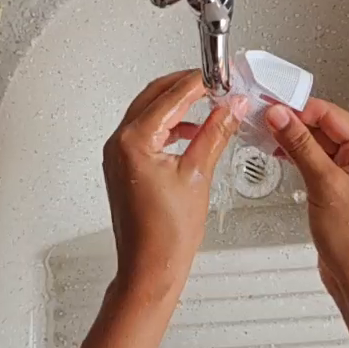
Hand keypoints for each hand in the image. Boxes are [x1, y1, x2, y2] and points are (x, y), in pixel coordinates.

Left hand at [102, 71, 240, 303]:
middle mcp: (119, 143)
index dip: (200, 83)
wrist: (149, 269)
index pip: (171, 96)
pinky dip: (169, 125)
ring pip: (149, 112)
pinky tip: (192, 131)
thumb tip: (230, 108)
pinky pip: (146, 132)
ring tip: (209, 104)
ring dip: (178, 105)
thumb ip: (216, 133)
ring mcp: (118, 155)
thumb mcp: (199, 174)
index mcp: (134, 141)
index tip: (221, 78)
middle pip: (155, 96)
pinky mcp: (124, 166)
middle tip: (216, 85)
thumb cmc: (165, 235)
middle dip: (187, 87)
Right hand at [265, 99, 348, 301]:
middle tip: (265, 120)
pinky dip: (300, 157)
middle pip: (326, 128)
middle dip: (294, 123)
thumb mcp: (324, 184)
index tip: (273, 108)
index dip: (300, 110)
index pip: (332, 115)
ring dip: (295, 140)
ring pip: (320, 145)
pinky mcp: (342, 189)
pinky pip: (319, 163)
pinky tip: (282, 154)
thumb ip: (300, 146)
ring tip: (268, 135)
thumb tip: (282, 117)